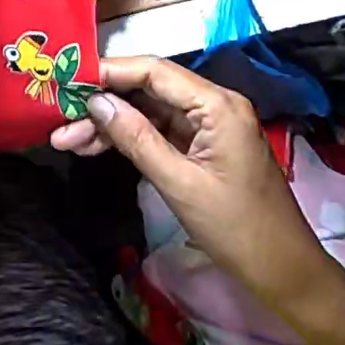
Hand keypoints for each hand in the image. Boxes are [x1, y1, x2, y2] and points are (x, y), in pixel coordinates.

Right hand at [50, 56, 331, 305]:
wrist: (284, 272)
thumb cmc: (237, 228)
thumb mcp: (179, 183)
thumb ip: (135, 138)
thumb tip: (95, 102)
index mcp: (216, 105)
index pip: (154, 72)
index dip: (109, 72)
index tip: (69, 78)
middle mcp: (212, 105)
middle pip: (147, 90)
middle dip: (102, 103)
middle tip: (60, 119)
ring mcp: (206, 126)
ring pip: (147, 112)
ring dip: (109, 124)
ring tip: (66, 140)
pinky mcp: (201, 146)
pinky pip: (157, 131)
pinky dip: (127, 138)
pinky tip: (94, 147)